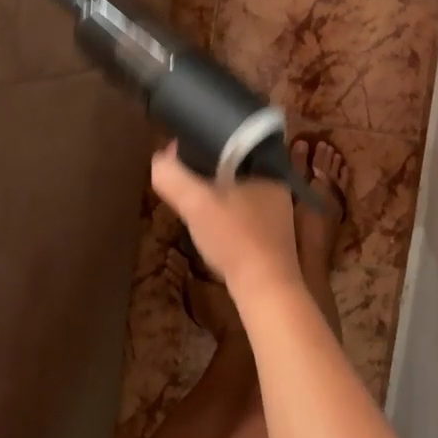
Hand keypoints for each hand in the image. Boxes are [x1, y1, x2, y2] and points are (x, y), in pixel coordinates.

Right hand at [151, 143, 299, 287]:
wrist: (264, 289)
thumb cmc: (234, 238)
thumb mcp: (196, 203)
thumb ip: (173, 178)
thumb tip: (158, 159)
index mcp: (269, 173)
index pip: (236, 149)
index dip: (207, 148)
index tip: (182, 154)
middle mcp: (278, 193)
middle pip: (236, 175)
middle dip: (209, 176)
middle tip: (182, 181)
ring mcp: (279, 220)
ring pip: (240, 199)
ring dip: (217, 201)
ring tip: (191, 205)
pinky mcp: (273, 245)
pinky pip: (244, 223)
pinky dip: (226, 223)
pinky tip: (211, 232)